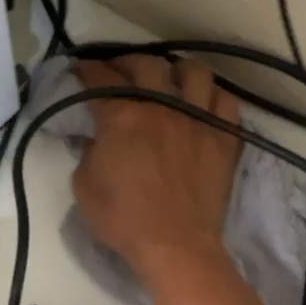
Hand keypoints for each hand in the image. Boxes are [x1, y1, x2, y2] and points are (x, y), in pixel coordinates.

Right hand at [70, 56, 242, 271]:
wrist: (174, 244)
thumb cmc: (122, 219)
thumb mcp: (84, 187)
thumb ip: (88, 155)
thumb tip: (95, 139)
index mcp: (122, 117)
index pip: (100, 80)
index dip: (87, 69)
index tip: (80, 66)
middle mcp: (162, 106)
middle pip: (147, 65)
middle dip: (128, 61)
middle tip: (119, 68)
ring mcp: (198, 119)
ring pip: (194, 72)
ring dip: (177, 68)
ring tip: (170, 75)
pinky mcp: (224, 138)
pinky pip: (226, 101)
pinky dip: (213, 95)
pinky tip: (204, 101)